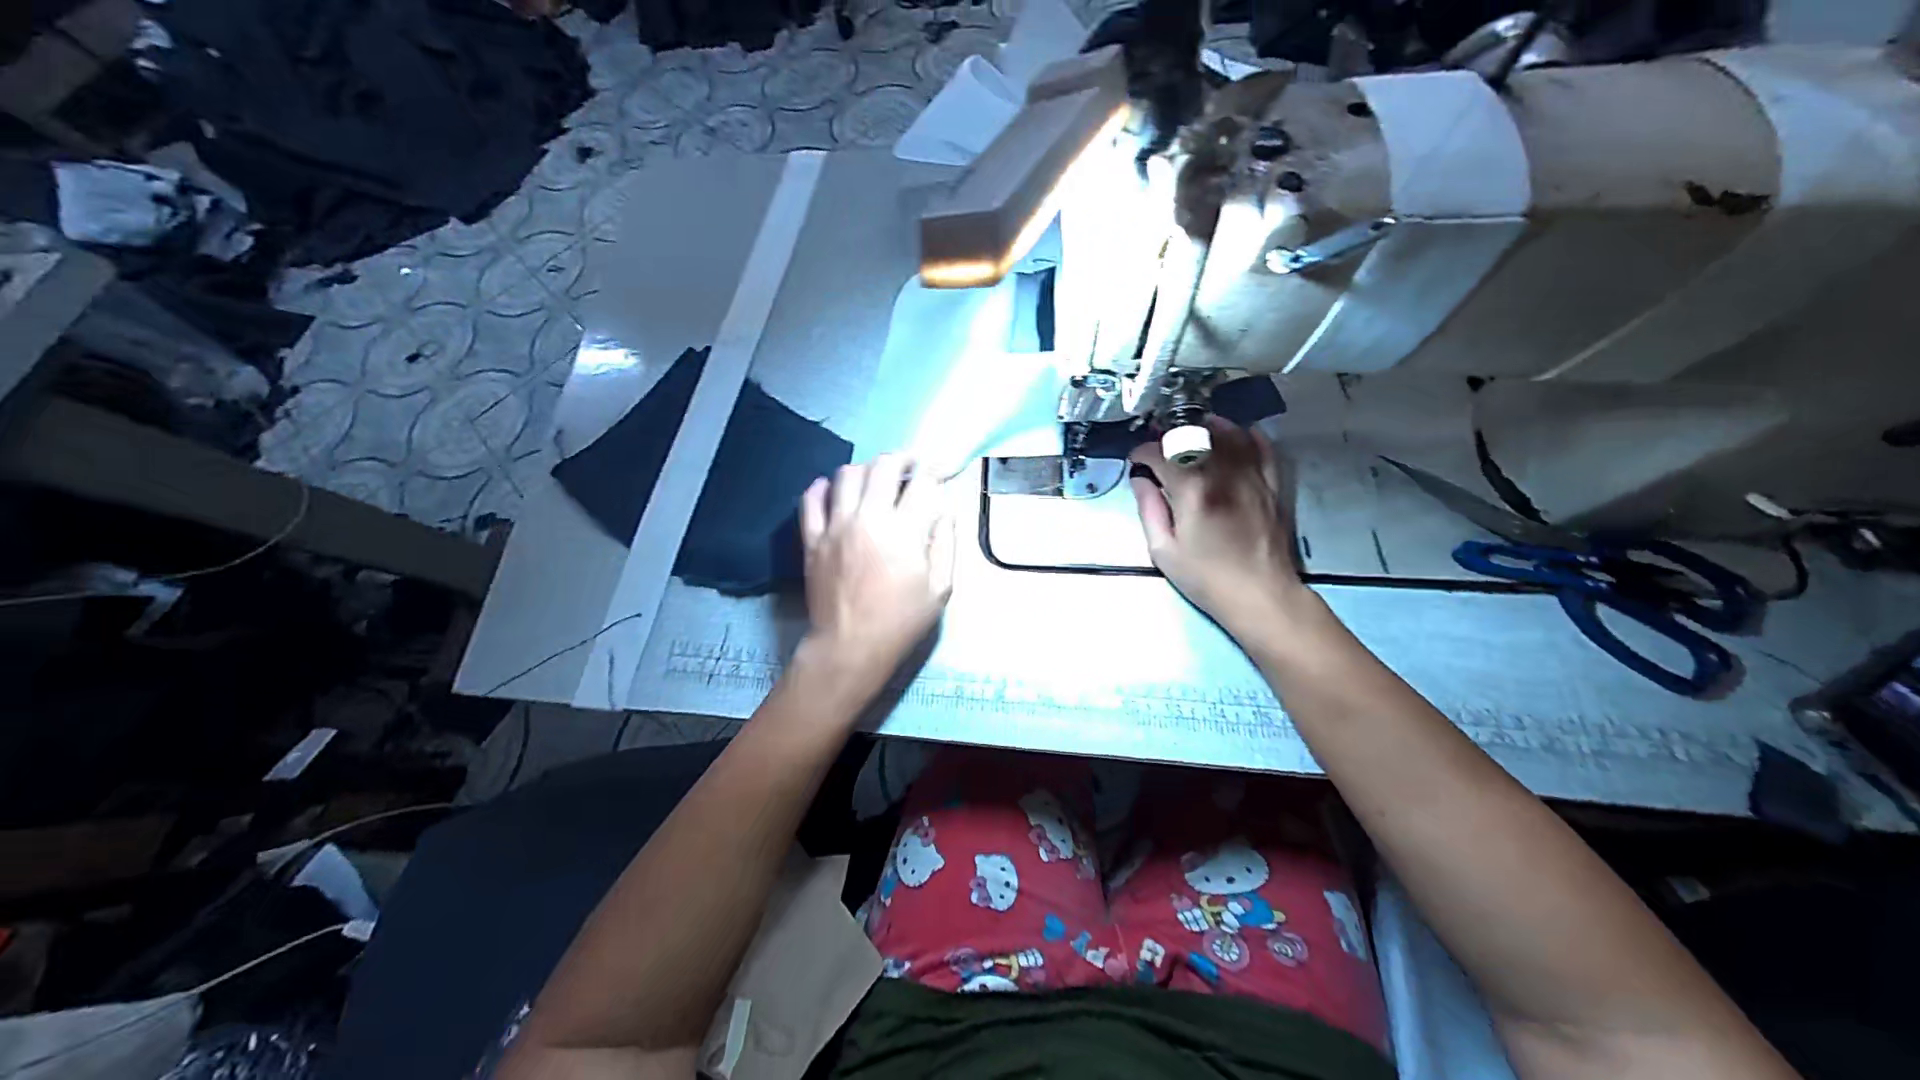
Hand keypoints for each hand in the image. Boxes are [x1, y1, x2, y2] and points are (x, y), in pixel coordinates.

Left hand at [798, 454, 953, 685]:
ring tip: (875, 477)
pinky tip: (832, 489)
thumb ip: (945, 544)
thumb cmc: (902, 621)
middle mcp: (869, 518)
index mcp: (904, 531)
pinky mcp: (812, 539)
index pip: (922, 482)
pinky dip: (822, 487)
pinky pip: (810, 500)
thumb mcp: (940, 588)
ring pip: (846, 475)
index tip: (941, 469)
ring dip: (865, 468)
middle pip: (883, 466)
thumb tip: (946, 512)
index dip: (936, 469)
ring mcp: (836, 526)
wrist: (851, 646)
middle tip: (910, 464)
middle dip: (902, 458)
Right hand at [1130, 418, 1308, 637]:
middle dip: (1172, 434)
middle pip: (1195, 435)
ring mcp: (1252, 477)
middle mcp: (1224, 474)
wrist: (1261, 596)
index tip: (1136, 460)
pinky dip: (1248, 437)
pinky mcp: (1271, 486)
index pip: (1162, 454)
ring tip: (1191, 432)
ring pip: (1229, 434)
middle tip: (1159, 444)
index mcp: (1193, 490)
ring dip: (1207, 427)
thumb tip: (1141, 480)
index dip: (1143, 452)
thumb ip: (1150, 509)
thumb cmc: (1206, 579)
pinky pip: (1263, 449)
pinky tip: (1236, 435)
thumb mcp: (1163, 550)